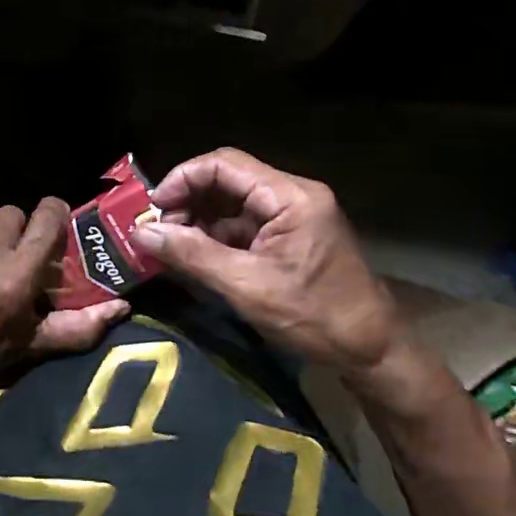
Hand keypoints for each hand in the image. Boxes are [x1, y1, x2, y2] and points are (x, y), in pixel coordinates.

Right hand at [134, 149, 401, 374]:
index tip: (155, 208)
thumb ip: (192, 254)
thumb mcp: (246, 286)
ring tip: (170, 244)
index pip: (224, 164)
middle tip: (158, 230)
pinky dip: (214, 235)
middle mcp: (292, 194)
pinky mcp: (288, 235)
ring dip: (198, 218)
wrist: (374, 352)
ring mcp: (291, 214)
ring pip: (231, 201)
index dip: (182, 178)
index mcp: (290, 196)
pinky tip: (193, 254)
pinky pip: (242, 222)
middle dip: (187, 199)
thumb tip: (141, 233)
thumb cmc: (315, 317)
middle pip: (226, 178)